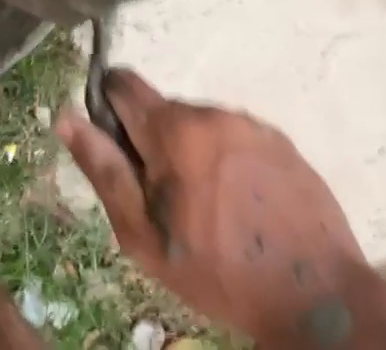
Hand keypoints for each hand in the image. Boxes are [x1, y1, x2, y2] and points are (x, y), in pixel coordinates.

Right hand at [55, 70, 364, 340]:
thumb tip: (65, 117)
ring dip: (191, 151)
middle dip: (153, 142)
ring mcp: (254, 127)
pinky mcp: (284, 144)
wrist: (320, 302)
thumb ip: (103, 169)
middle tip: (167, 199)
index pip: (120, 83)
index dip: (107, 110)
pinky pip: (236, 138)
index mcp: (173, 130)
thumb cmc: (217, 271)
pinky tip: (240, 205)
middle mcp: (213, 113)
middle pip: (161, 110)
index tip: (119, 152)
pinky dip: (227, 161)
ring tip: (208, 207)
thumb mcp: (142, 233)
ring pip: (199, 125)